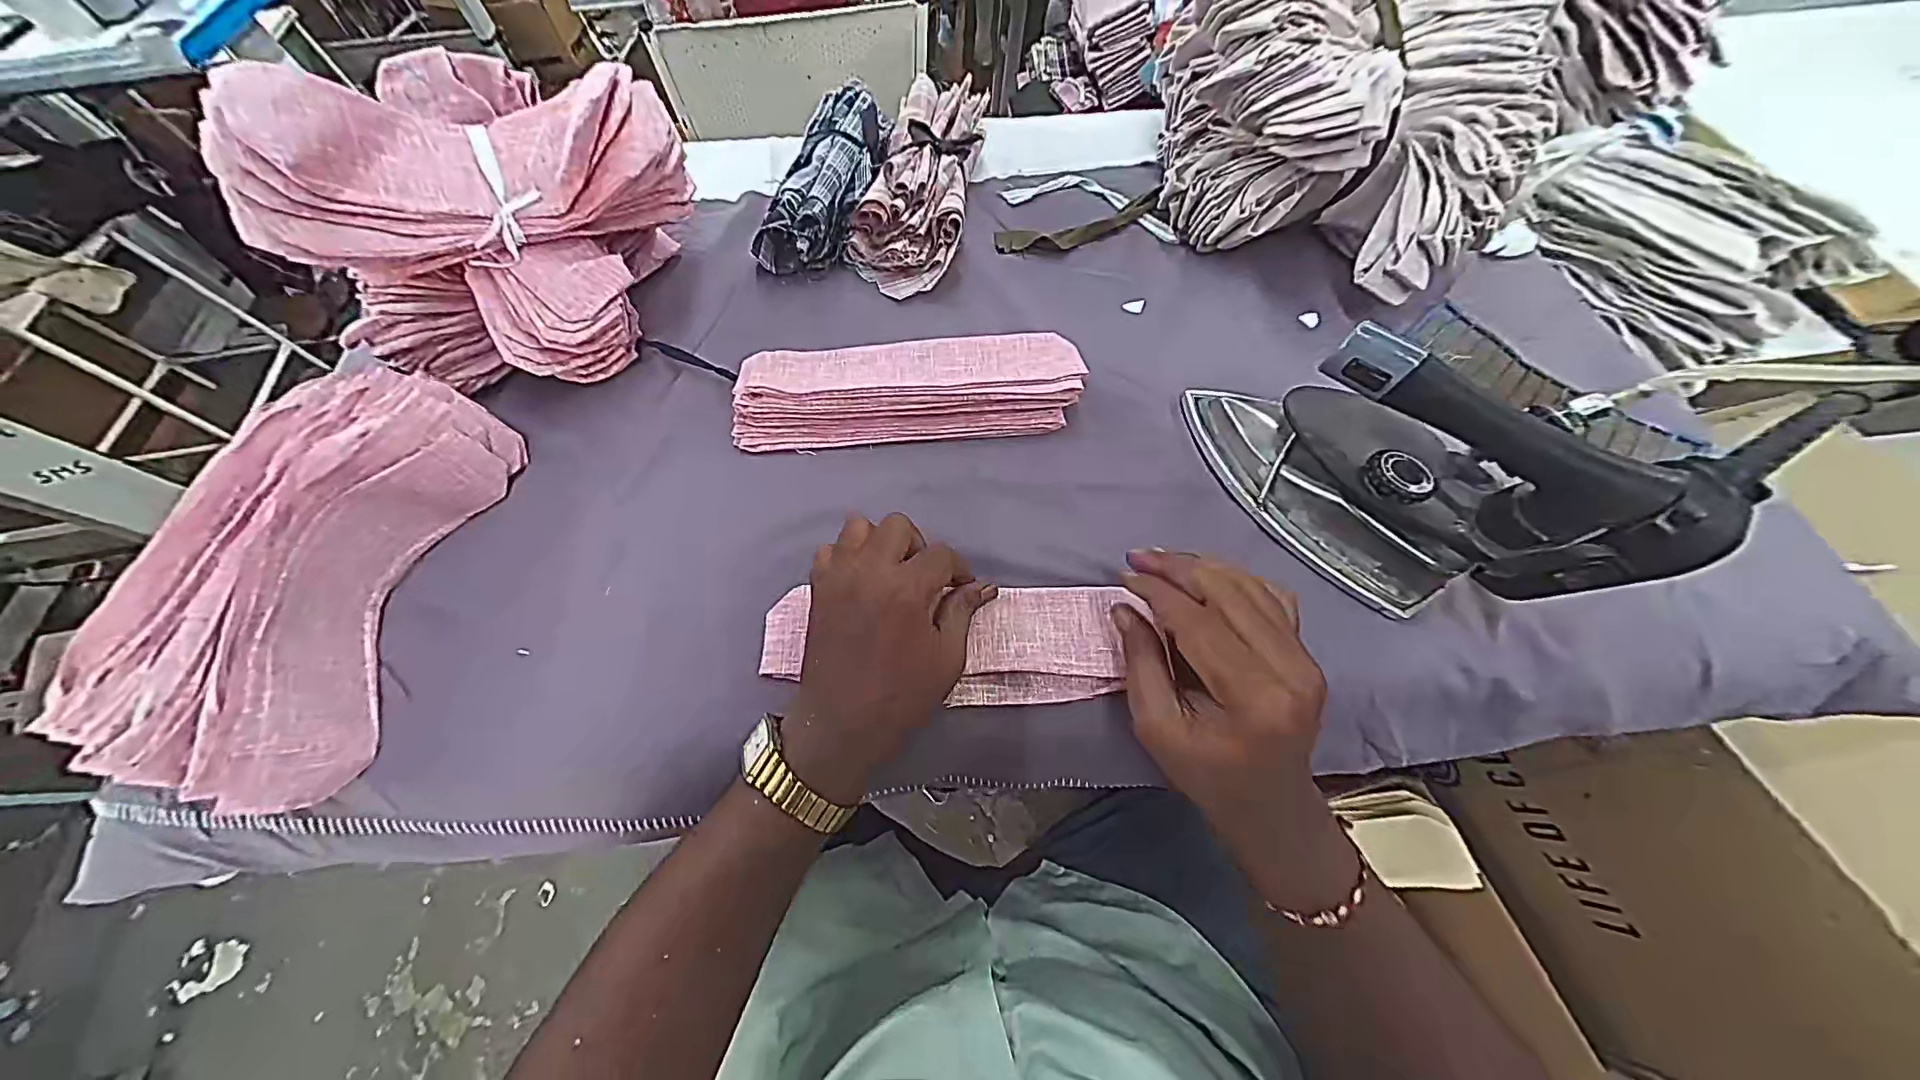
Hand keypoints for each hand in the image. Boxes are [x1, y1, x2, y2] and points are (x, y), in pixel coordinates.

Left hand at [782, 513, 996, 804]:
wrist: (842, 722)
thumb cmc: (901, 696)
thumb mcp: (946, 657)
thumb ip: (961, 612)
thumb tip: (982, 586)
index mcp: (907, 588)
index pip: (941, 554)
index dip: (958, 569)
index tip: (960, 587)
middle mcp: (869, 571)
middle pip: (898, 526)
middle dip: (918, 547)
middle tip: (924, 578)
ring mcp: (838, 576)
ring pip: (859, 527)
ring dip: (879, 543)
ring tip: (889, 573)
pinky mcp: (818, 588)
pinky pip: (830, 550)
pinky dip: (847, 557)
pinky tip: (859, 581)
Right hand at [1111, 550, 1327, 835]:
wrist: (1269, 804)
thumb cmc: (1207, 775)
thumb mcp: (1157, 728)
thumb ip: (1141, 664)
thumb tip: (1126, 608)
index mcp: (1254, 698)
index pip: (1199, 622)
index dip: (1158, 593)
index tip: (1125, 578)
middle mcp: (1291, 670)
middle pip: (1230, 593)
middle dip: (1179, 568)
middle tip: (1140, 558)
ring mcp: (1306, 660)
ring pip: (1253, 588)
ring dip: (1205, 567)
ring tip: (1164, 562)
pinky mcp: (1307, 655)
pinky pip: (1272, 598)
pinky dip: (1236, 579)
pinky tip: (1206, 577)